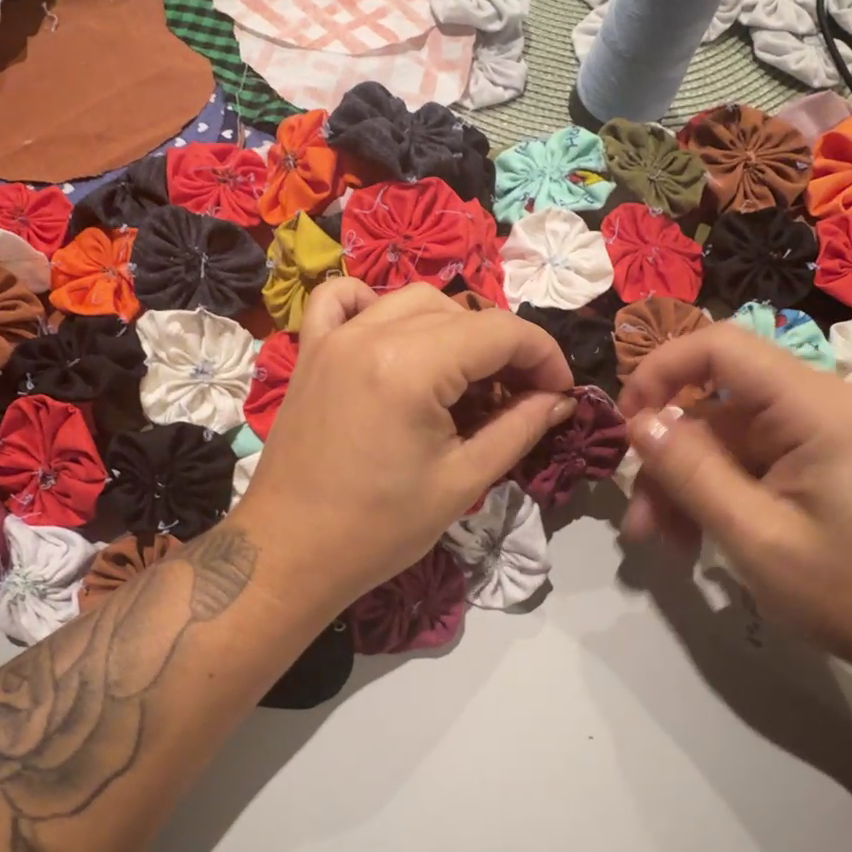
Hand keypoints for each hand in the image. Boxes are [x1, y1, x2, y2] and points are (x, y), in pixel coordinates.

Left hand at [235, 279, 575, 610]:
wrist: (291, 552)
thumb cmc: (379, 529)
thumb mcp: (462, 482)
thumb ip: (519, 429)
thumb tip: (560, 399)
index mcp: (412, 367)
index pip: (501, 332)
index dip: (544, 355)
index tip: (560, 391)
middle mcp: (372, 334)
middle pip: (462, 312)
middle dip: (504, 347)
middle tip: (519, 396)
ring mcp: (335, 337)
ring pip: (413, 301)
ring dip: (454, 327)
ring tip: (467, 377)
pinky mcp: (311, 352)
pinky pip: (343, 299)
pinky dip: (376, 304)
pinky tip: (396, 338)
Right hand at [618, 325, 851, 687]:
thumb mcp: (756, 538)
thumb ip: (691, 472)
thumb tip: (638, 422)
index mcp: (818, 406)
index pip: (721, 346)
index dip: (659, 372)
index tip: (624, 427)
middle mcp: (828, 404)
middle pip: (720, 405)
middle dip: (671, 459)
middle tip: (640, 525)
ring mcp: (834, 435)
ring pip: (733, 439)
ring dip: (692, 485)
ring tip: (668, 546)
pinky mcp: (836, 464)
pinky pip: (760, 462)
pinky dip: (725, 494)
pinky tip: (704, 541)